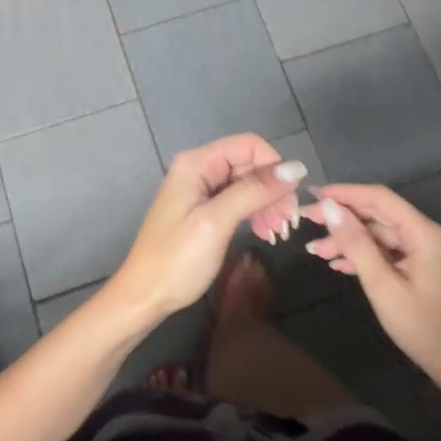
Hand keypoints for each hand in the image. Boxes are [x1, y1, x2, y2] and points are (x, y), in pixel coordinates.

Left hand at [106, 134, 306, 322]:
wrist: (145, 295)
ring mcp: (201, 189)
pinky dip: (256, 213)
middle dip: (273, 190)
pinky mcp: (204, 209)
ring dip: (267, 204)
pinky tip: (266, 233)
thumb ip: (253, 191)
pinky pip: (238, 200)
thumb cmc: (177, 259)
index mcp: (197, 163)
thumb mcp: (216, 222)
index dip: (275, 166)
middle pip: (250, 164)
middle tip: (288, 224)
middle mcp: (199, 168)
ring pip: (248, 183)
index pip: (249, 145)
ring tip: (277, 233)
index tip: (291, 200)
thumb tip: (295, 167)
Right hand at [303, 184, 440, 402]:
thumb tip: (329, 207)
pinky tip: (337, 264)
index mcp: (424, 233)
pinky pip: (386, 252)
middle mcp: (425, 235)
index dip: (345, 193)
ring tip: (315, 250)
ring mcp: (424, 252)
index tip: (313, 194)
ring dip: (348, 240)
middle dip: (342, 217)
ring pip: (379, 234)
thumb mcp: (383, 286)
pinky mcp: (420, 268)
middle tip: (307, 220)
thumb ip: (357, 244)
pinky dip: (362, 255)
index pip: (380, 198)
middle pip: (378, 214)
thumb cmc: (423, 327)